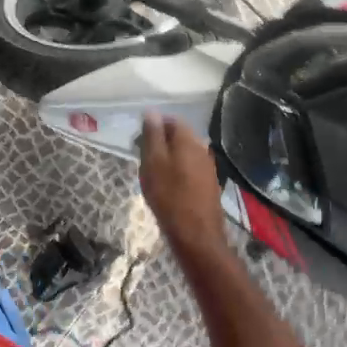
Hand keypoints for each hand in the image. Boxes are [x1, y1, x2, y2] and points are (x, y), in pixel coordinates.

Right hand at [139, 112, 226, 254]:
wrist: (195, 234)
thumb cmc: (169, 195)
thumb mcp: (153, 162)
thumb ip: (152, 135)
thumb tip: (152, 112)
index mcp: (188, 141)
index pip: (171, 119)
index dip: (153, 125)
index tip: (138, 139)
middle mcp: (202, 149)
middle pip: (178, 135)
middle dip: (159, 141)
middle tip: (141, 156)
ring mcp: (208, 167)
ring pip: (184, 152)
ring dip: (167, 156)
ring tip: (151, 171)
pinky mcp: (208, 183)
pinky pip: (189, 166)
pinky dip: (176, 169)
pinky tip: (166, 183)